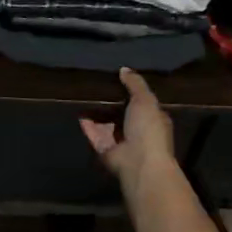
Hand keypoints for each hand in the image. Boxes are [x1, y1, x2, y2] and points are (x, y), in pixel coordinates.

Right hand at [79, 68, 176, 184]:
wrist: (138, 162)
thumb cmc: (148, 128)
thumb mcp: (145, 100)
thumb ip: (135, 84)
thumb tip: (124, 69)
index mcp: (153, 119)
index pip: (142, 103)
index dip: (131, 92)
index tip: (116, 79)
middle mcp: (137, 131)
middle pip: (122, 114)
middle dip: (111, 103)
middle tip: (97, 86)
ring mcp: (120, 142)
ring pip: (106, 125)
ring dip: (97, 114)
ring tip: (84, 96)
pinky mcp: (105, 150)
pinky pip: (94, 135)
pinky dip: (87, 126)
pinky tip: (79, 112)